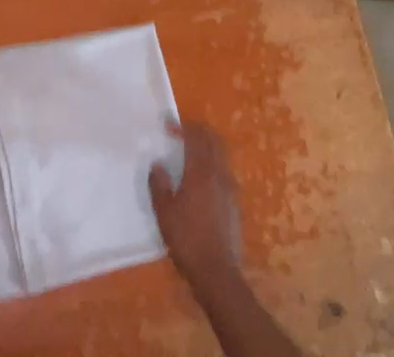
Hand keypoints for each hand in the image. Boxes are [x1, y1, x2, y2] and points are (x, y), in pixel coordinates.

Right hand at [149, 120, 244, 292]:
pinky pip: (225, 171)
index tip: (168, 124)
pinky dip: (214, 163)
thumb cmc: (186, 238)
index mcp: (201, 173)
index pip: (196, 138)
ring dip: (208, 146)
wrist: (217, 270)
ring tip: (191, 150)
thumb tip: (158, 165)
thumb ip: (159, 184)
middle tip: (183, 130)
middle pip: (215, 141)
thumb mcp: (164, 212)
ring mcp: (231, 189)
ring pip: (222, 155)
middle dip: (200, 131)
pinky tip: (202, 177)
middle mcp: (219, 175)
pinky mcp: (235, 203)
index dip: (183, 127)